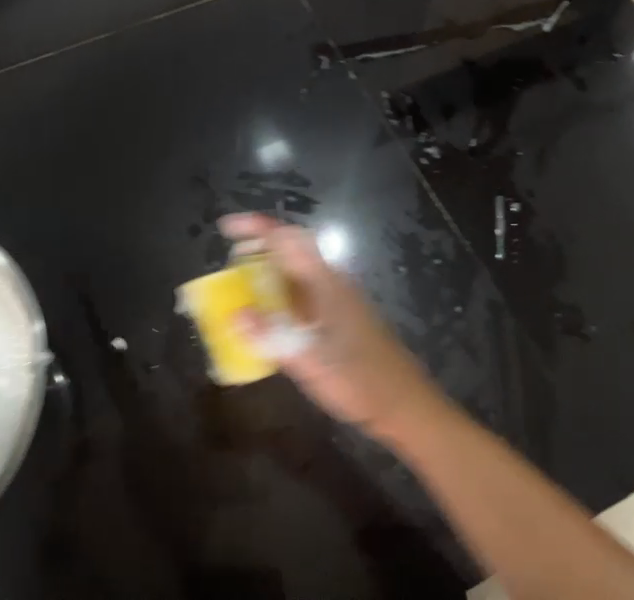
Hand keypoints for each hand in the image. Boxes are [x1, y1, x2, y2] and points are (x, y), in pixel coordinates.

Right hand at [221, 214, 448, 442]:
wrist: (406, 407)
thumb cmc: (360, 383)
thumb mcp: (310, 362)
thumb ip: (272, 337)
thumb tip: (235, 313)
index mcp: (326, 284)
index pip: (288, 239)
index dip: (257, 228)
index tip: (227, 228)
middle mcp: (333, 284)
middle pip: (293, 250)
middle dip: (259, 248)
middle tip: (230, 260)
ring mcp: (339, 300)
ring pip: (298, 272)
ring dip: (269, 271)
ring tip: (242, 285)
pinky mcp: (341, 319)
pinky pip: (304, 292)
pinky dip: (280, 293)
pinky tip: (270, 317)